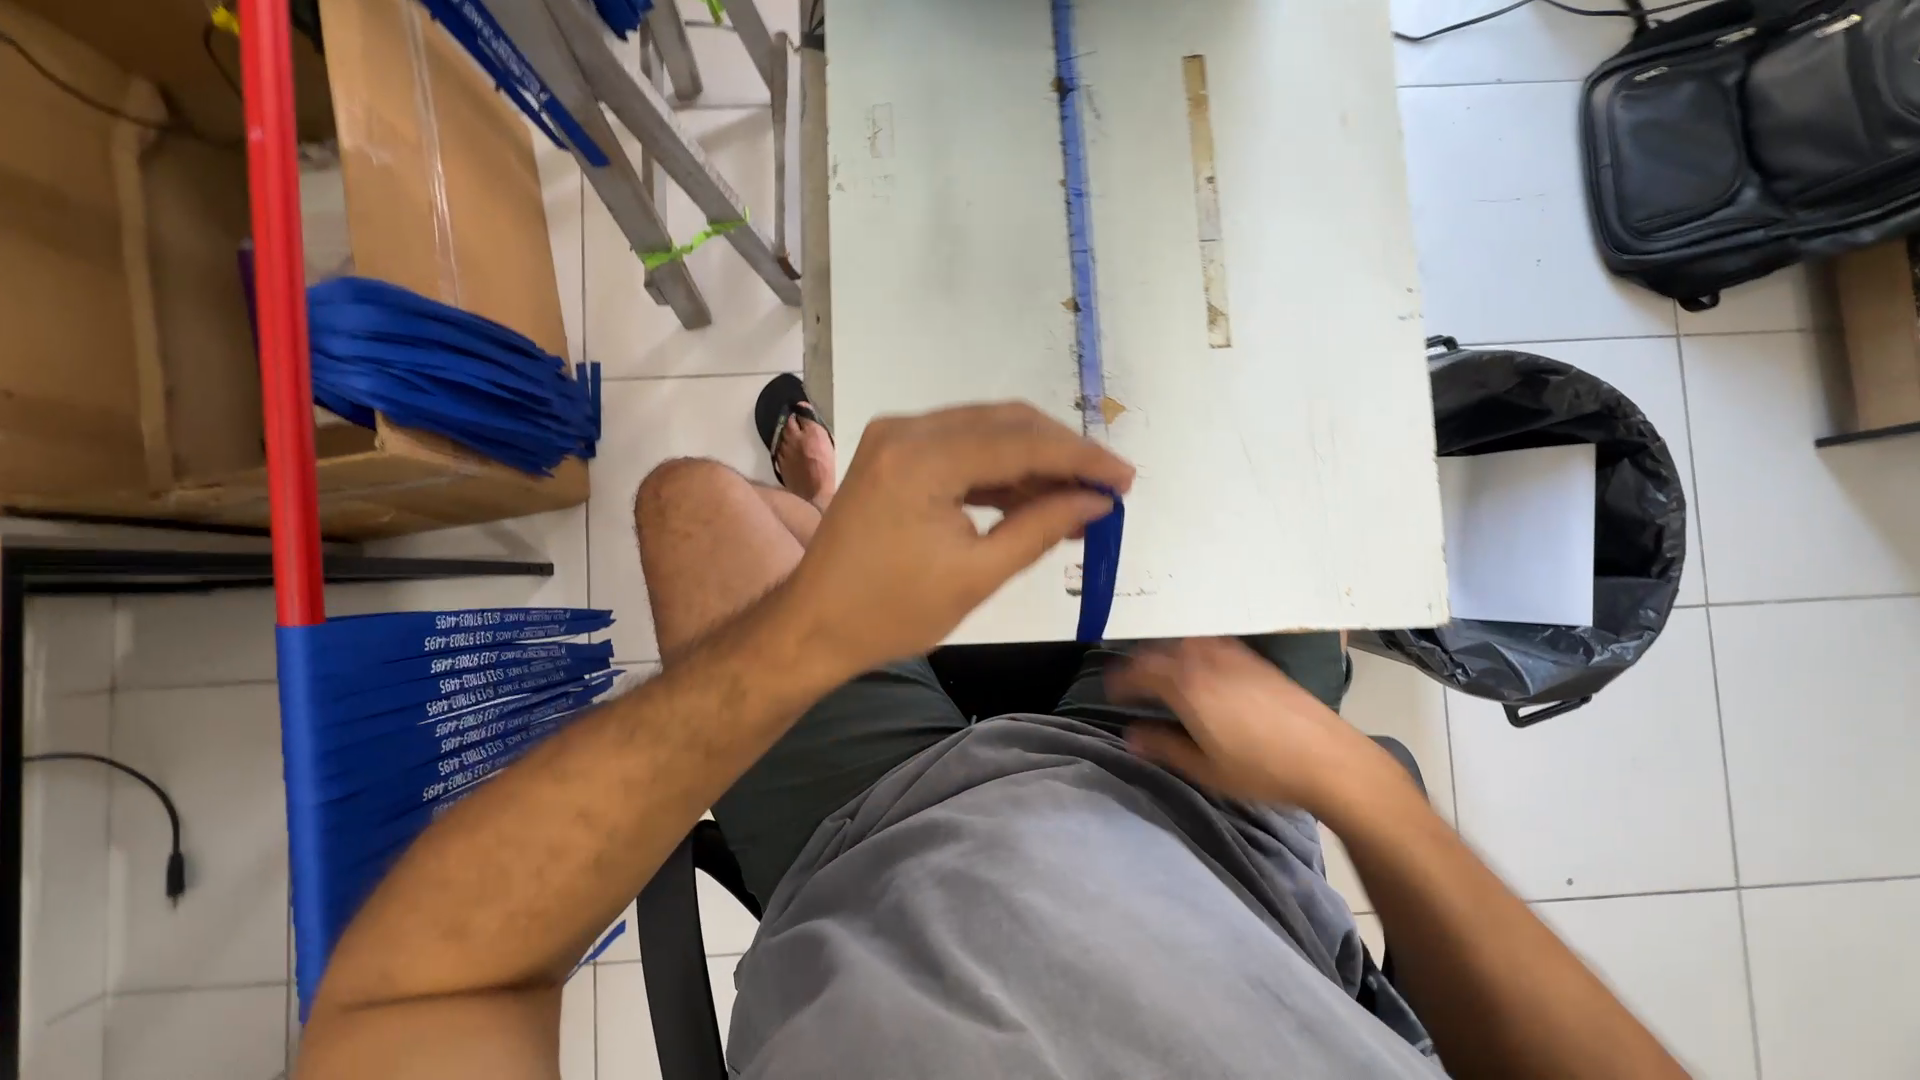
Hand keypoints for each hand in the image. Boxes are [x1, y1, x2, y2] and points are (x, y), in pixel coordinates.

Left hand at [785, 403, 1133, 674]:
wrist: (814, 624)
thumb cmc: (891, 612)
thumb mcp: (976, 576)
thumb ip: (1041, 528)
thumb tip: (1098, 501)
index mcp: (921, 459)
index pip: (1021, 442)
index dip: (1081, 457)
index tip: (1126, 478)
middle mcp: (906, 430)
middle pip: (1006, 423)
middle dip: (1062, 453)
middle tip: (1106, 490)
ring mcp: (895, 436)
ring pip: (985, 430)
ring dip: (1033, 461)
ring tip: (1077, 500)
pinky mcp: (892, 450)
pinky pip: (960, 446)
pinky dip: (998, 469)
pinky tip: (1031, 497)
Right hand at [1109, 638, 1406, 815]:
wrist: (1328, 758)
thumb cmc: (1262, 769)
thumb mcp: (1205, 768)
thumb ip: (1164, 747)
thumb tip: (1131, 735)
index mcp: (1186, 686)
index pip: (1140, 672)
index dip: (1121, 681)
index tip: (1110, 691)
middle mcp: (1206, 661)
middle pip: (1162, 651)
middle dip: (1141, 663)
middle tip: (1131, 680)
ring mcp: (1234, 656)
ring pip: (1187, 643)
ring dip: (1168, 653)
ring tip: (1163, 670)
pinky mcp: (1256, 660)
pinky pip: (1212, 643)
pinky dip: (1195, 650)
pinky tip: (1201, 666)